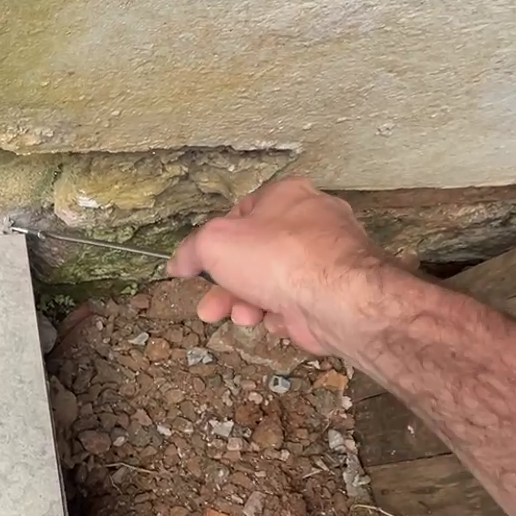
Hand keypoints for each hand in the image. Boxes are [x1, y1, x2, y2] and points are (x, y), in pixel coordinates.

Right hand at [165, 176, 391, 355]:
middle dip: (226, 286)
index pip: (239, 215)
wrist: (336, 300)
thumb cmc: (279, 259)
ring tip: (241, 316)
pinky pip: (291, 302)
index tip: (198, 266)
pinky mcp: (332, 290)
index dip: (214, 244)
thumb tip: (179, 262)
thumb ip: (190, 251)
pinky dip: (275, 314)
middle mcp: (310, 221)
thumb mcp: (213, 244)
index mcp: (285, 196)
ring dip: (246, 303)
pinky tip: (271, 320)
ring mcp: (324, 257)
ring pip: (269, 283)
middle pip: (252, 255)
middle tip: (210, 305)